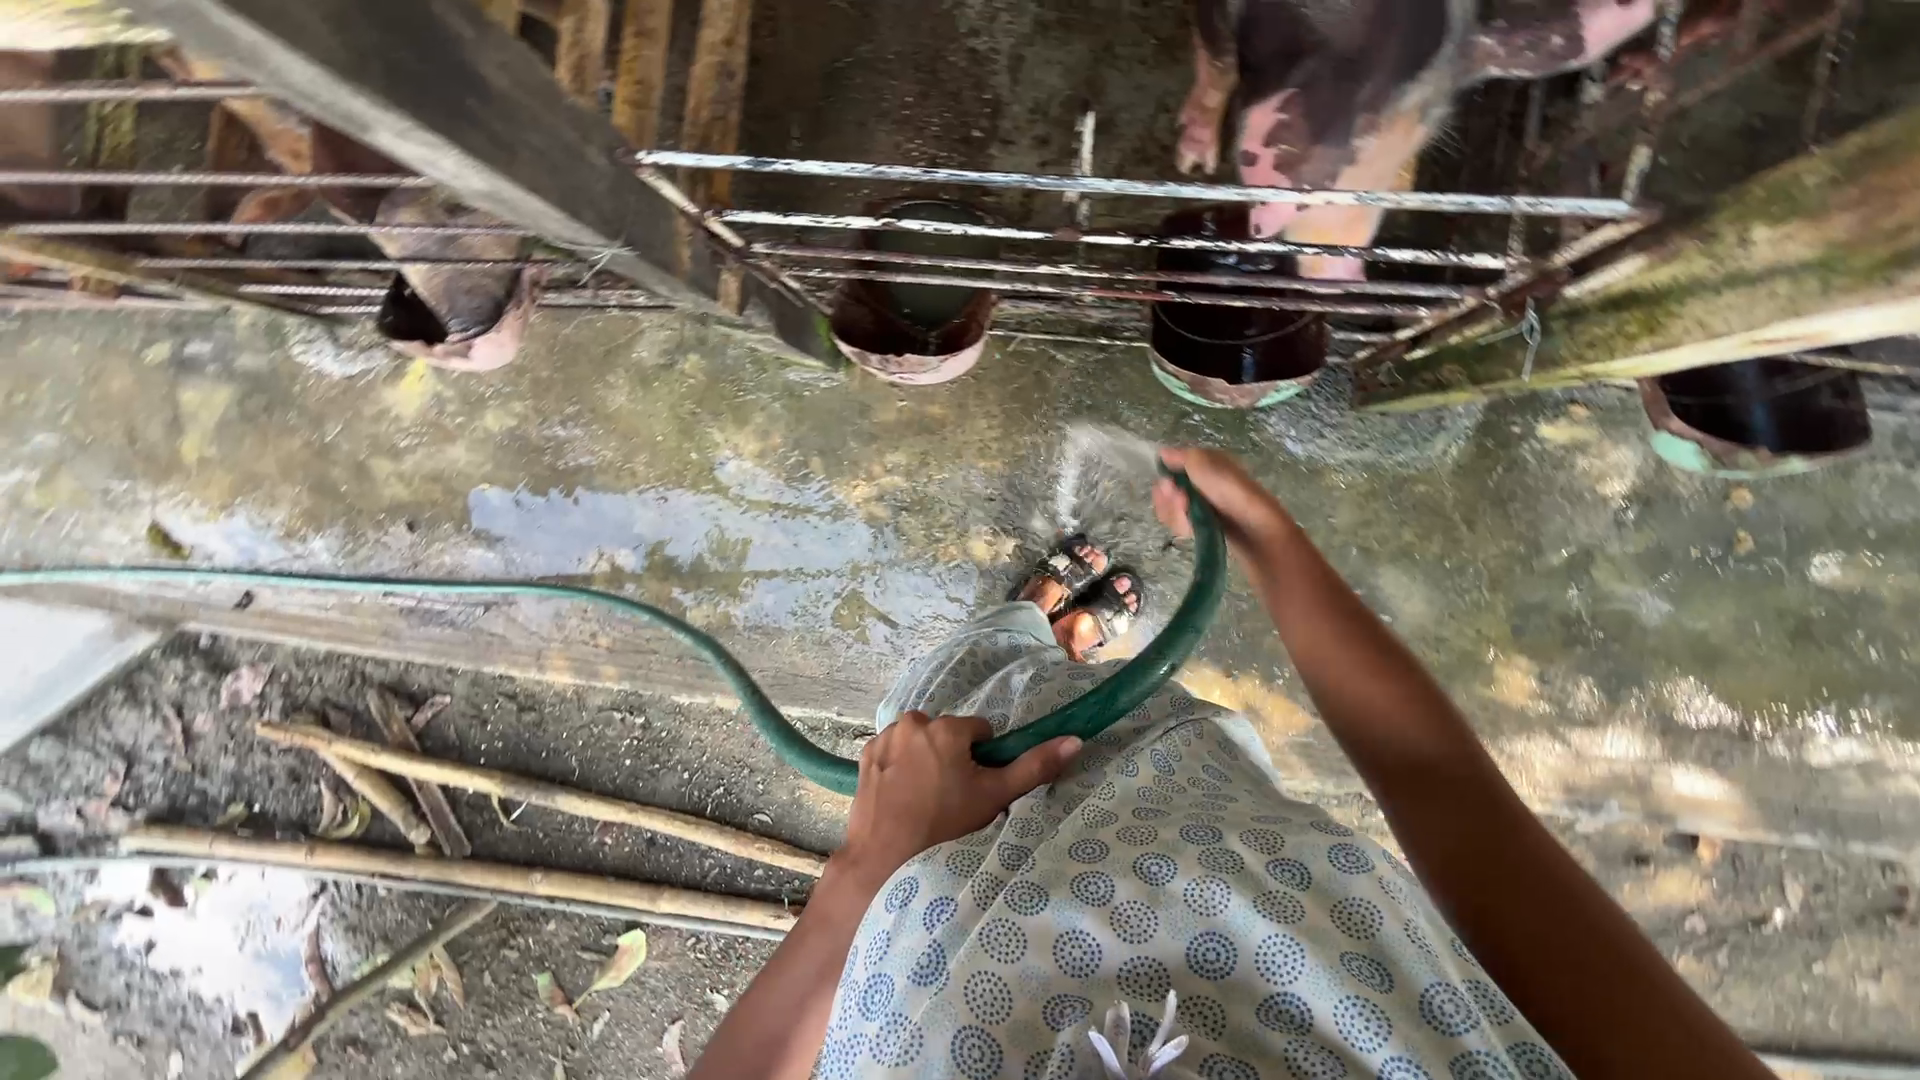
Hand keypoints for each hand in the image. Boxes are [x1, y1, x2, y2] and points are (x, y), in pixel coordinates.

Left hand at [835, 712, 1080, 885]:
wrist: (884, 858)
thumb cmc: (944, 826)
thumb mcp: (994, 797)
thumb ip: (1034, 766)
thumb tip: (1074, 740)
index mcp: (944, 728)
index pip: (979, 732)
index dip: (982, 759)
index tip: (974, 787)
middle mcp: (911, 723)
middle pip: (947, 734)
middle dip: (952, 757)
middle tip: (950, 796)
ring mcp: (884, 738)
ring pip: (919, 742)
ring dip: (925, 759)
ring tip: (925, 799)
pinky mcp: (865, 756)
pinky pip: (894, 752)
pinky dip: (900, 766)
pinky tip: (902, 796)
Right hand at [1153, 446, 1293, 553]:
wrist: (1252, 527)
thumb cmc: (1230, 491)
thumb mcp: (1204, 464)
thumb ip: (1181, 456)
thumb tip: (1162, 451)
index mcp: (1205, 462)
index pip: (1172, 465)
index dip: (1165, 475)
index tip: (1166, 484)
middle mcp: (1201, 481)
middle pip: (1167, 488)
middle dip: (1168, 497)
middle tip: (1180, 502)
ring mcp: (1200, 503)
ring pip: (1170, 507)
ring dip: (1174, 513)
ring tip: (1187, 518)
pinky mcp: (1201, 523)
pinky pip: (1179, 522)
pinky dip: (1181, 525)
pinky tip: (1190, 528)